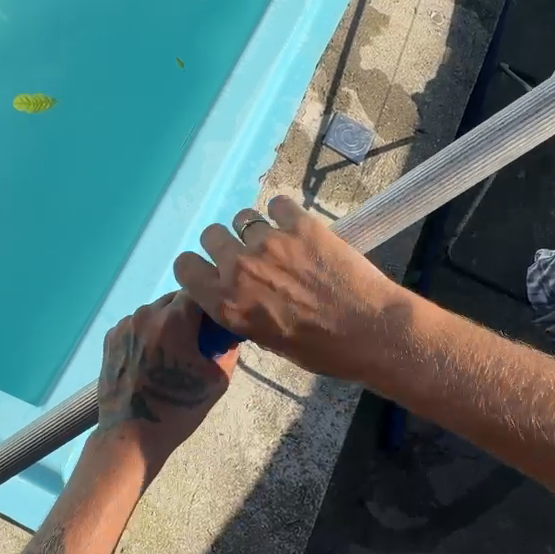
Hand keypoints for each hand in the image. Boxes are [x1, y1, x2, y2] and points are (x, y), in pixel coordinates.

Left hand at [95, 292, 237, 466]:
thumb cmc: (179, 408)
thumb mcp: (218, 380)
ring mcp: (125, 325)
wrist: (132, 434)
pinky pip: (135, 325)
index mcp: (175, 319)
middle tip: (195, 339)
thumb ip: (227, 350)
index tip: (215, 324)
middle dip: (188, 314)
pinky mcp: (110, 338)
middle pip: (175, 299)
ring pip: (153, 311)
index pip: (200, 292)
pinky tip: (150, 358)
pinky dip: (146, 334)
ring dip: (166, 323)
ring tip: (171, 351)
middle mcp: (147, 313)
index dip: (210, 306)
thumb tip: (227, 336)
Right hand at [173, 195, 409, 382]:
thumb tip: (239, 297)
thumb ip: (243, 313)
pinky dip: (284, 213)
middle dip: (225, 243)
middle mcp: (238, 269)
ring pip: (244, 218)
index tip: (211, 269)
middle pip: (211, 235)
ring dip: (255, 229)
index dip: (196, 266)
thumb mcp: (266, 341)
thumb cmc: (320, 349)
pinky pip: (278, 204)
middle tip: (248, 255)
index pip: (184, 267)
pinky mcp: (300, 225)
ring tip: (278, 242)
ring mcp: (269, 243)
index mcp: (226, 303)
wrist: (370, 331)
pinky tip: (297, 226)